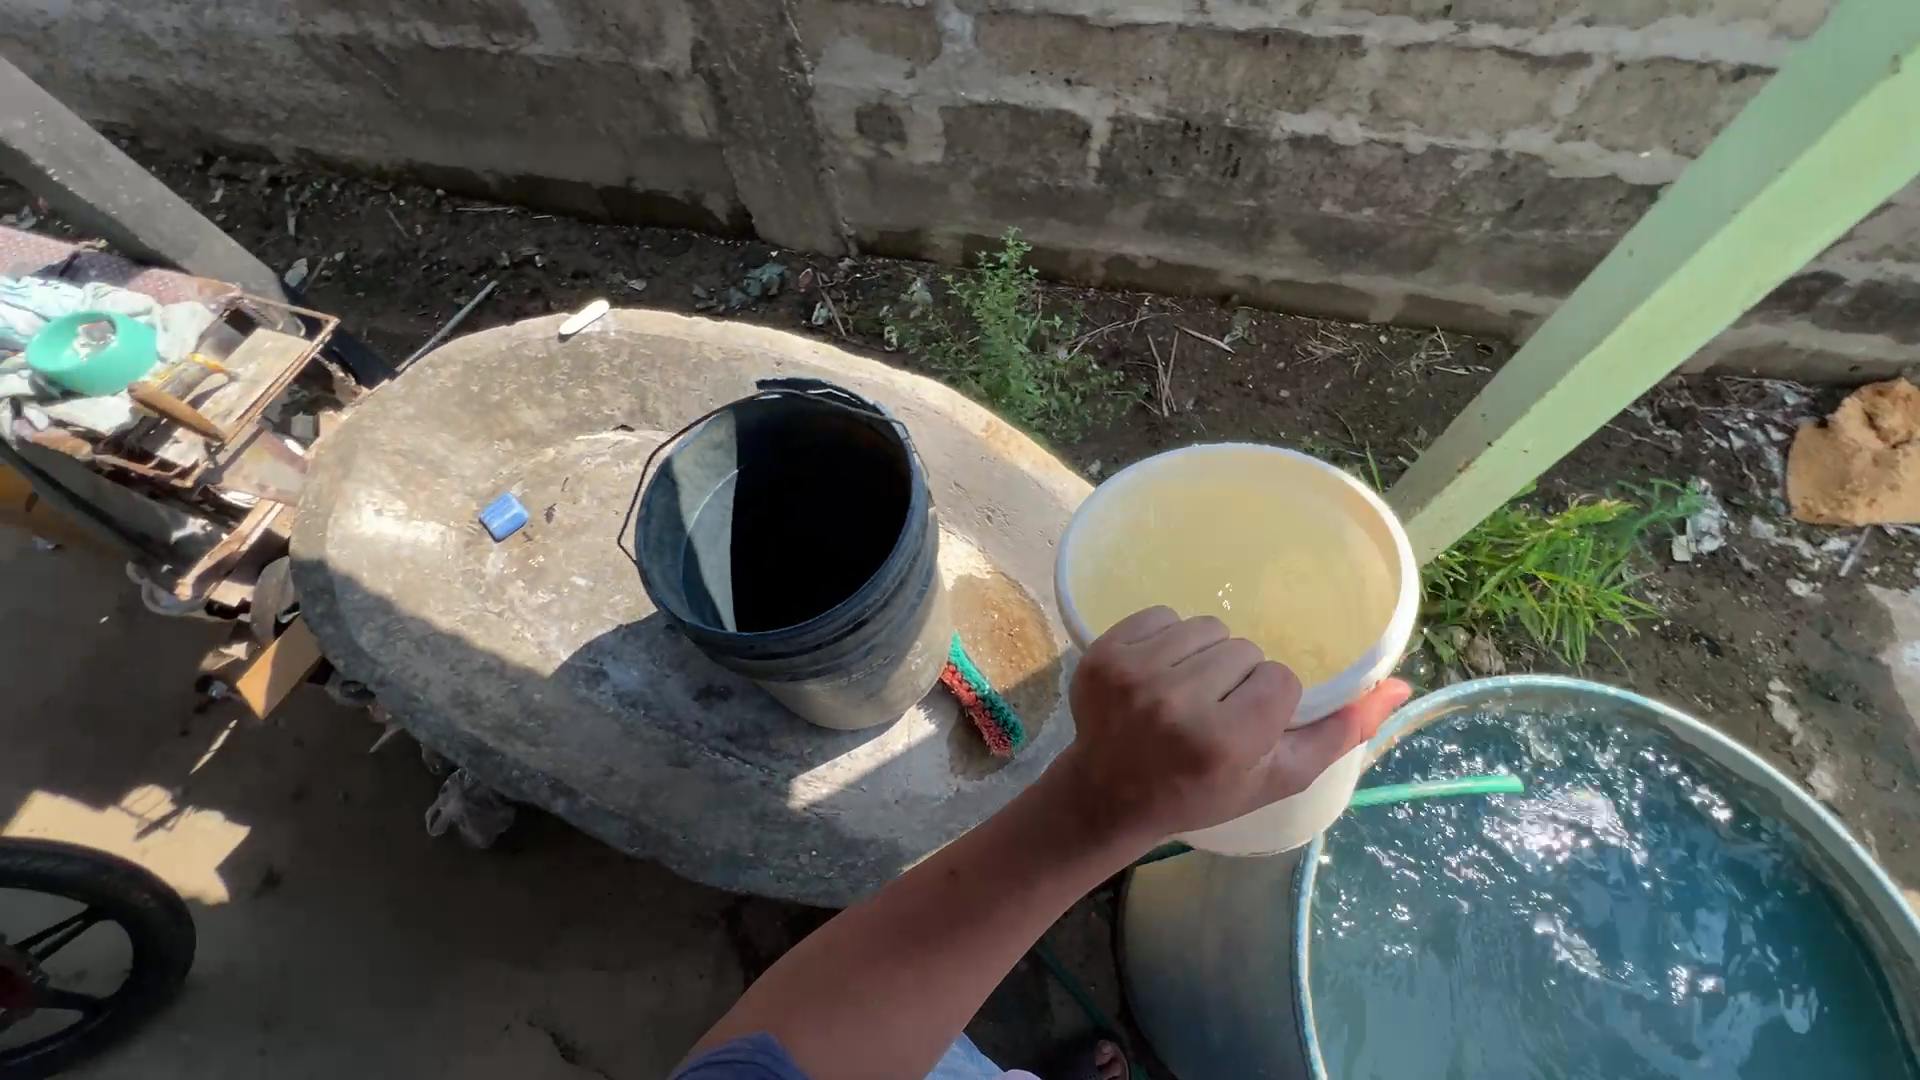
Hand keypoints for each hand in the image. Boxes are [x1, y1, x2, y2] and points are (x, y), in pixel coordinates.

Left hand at [1058, 606, 1411, 842]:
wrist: (1111, 791)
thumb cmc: (1201, 791)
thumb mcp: (1276, 777)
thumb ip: (1339, 734)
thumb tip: (1399, 685)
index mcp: (1224, 740)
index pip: (1280, 680)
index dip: (1267, 703)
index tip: (1243, 725)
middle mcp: (1174, 701)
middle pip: (1242, 649)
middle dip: (1236, 678)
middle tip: (1212, 709)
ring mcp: (1132, 672)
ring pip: (1205, 627)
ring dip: (1204, 654)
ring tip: (1187, 689)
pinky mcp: (1103, 651)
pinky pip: (1161, 615)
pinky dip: (1167, 637)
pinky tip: (1157, 673)